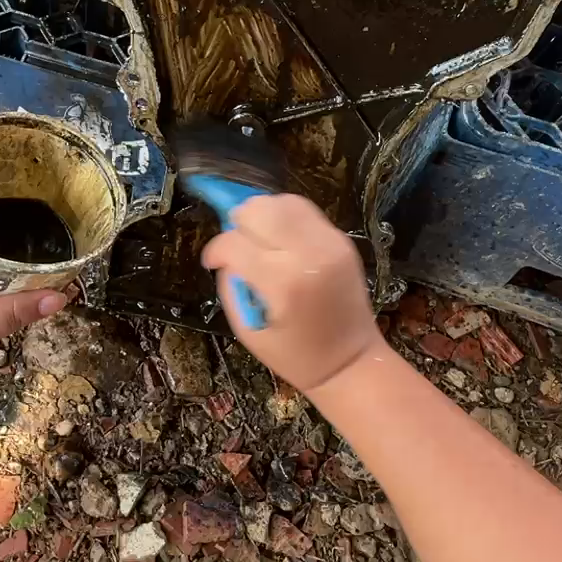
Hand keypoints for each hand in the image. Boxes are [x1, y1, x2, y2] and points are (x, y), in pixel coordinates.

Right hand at [200, 193, 383, 391]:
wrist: (350, 360)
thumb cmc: (294, 355)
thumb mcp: (247, 330)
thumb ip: (232, 285)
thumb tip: (227, 255)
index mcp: (282, 283)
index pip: (234, 243)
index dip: (216, 250)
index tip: (212, 262)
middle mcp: (308, 254)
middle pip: (260, 209)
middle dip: (238, 223)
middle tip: (237, 245)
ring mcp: (330, 242)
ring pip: (283, 202)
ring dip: (262, 214)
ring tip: (258, 238)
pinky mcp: (342, 239)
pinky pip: (305, 211)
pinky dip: (285, 218)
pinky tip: (280, 240)